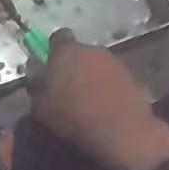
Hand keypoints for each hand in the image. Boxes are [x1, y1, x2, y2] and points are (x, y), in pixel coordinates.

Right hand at [32, 31, 168, 169]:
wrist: (121, 132)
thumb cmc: (73, 118)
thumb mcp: (40, 108)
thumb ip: (37, 85)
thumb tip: (38, 73)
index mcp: (66, 51)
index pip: (58, 38)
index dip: (54, 51)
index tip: (52, 67)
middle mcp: (91, 49)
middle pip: (80, 53)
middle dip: (74, 66)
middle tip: (69, 89)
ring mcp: (114, 61)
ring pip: (97, 65)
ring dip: (92, 77)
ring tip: (89, 102)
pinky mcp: (131, 76)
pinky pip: (113, 78)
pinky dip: (108, 88)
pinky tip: (106, 107)